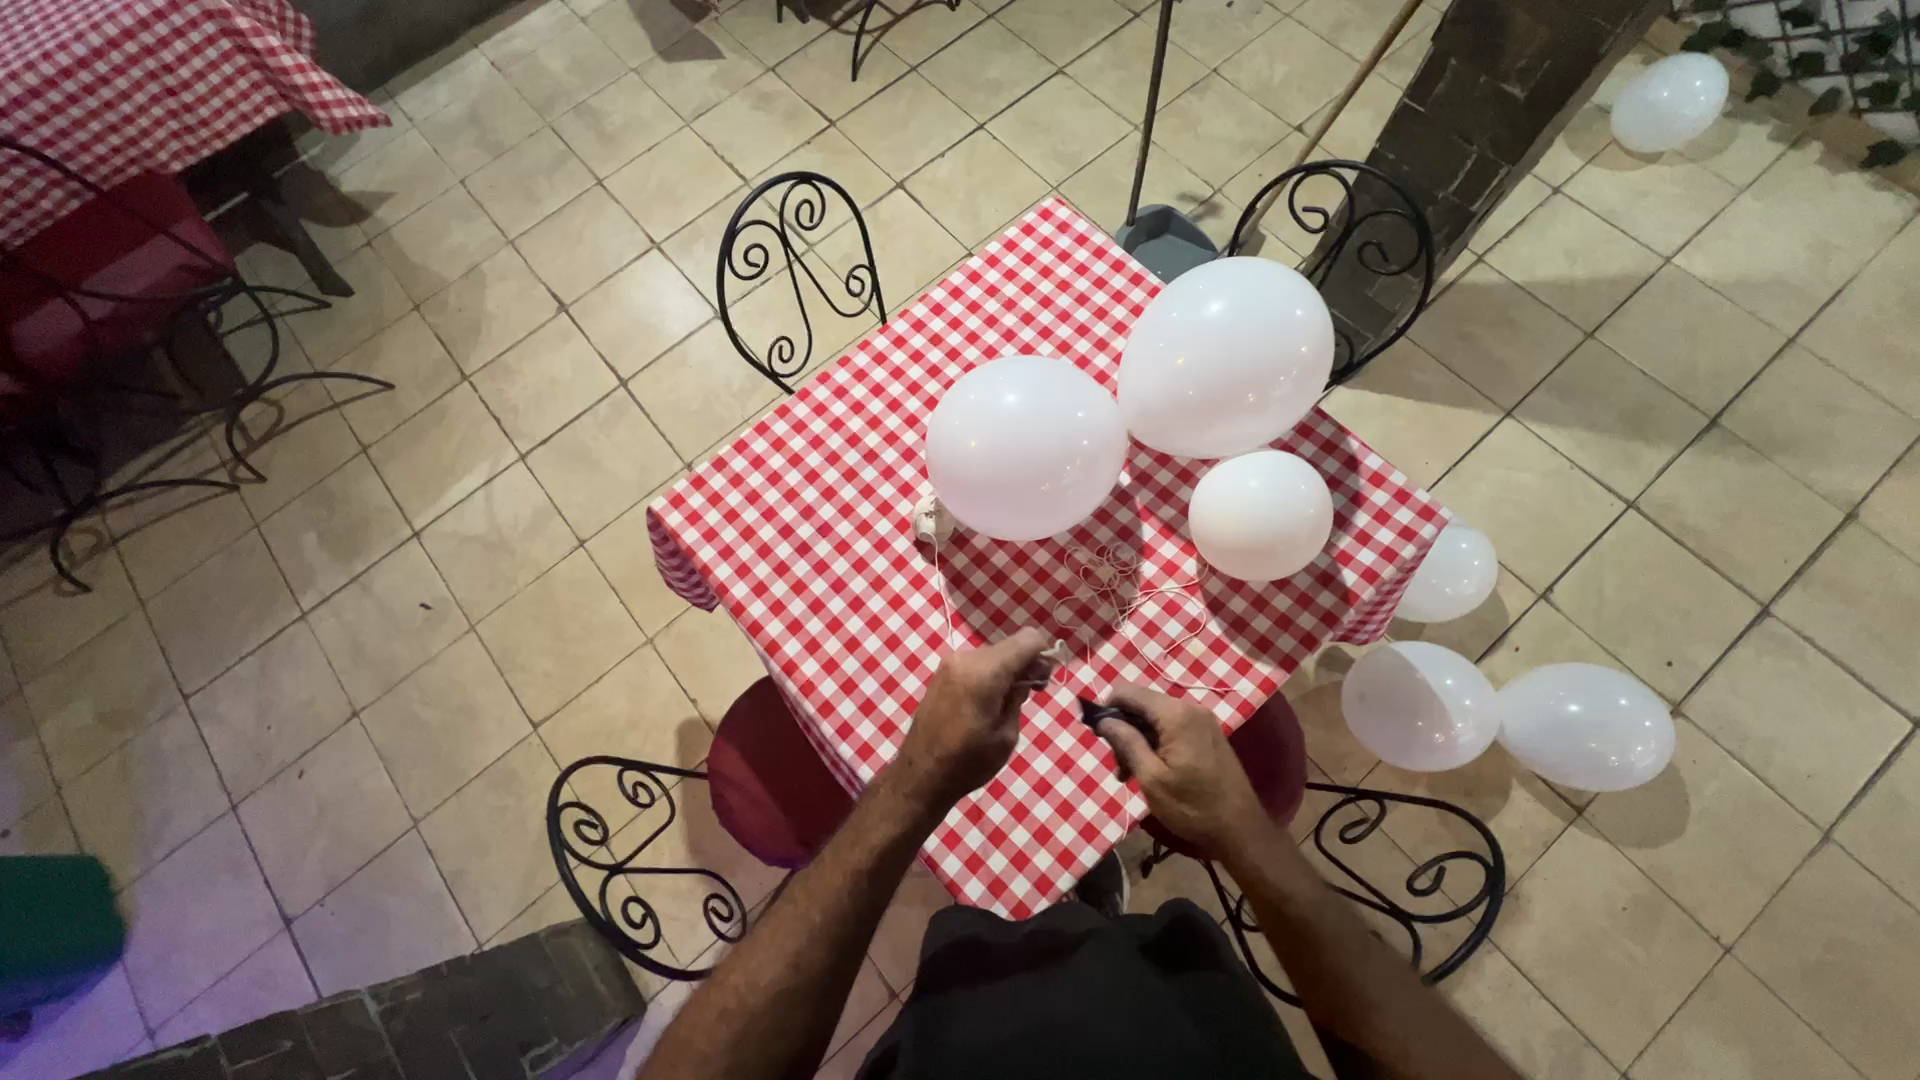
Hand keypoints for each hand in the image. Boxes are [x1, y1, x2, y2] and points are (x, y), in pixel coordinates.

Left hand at [892, 628, 1051, 813]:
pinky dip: (990, 673)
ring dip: (1007, 670)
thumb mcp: (1007, 735)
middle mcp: (966, 658)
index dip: (1044, 654)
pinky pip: (977, 663)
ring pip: (994, 654)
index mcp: (985, 672)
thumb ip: (1020, 696)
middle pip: (1010, 646)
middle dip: (1026, 664)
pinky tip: (989, 700)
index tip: (1045, 680)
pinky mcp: (941, 672)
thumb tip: (1030, 674)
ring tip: (1008, 702)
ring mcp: (950, 663)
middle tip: (1033, 694)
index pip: (1028, 639)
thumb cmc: (968, 762)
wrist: (921, 775)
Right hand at [1096, 684, 1276, 862]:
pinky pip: (1172, 727)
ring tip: (1129, 774)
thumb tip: (1103, 720)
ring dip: (1138, 739)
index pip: (1129, 691)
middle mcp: (1191, 708)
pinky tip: (1150, 770)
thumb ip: (1126, 742)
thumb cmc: (1193, 807)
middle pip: (1142, 704)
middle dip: (1123, 729)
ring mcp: (1202, 721)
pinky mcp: (1208, 734)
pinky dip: (1156, 743)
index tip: (1097, 735)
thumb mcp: (1151, 778)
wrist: (1242, 831)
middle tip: (1116, 765)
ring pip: (1155, 718)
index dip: (1107, 707)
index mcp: (1176, 715)